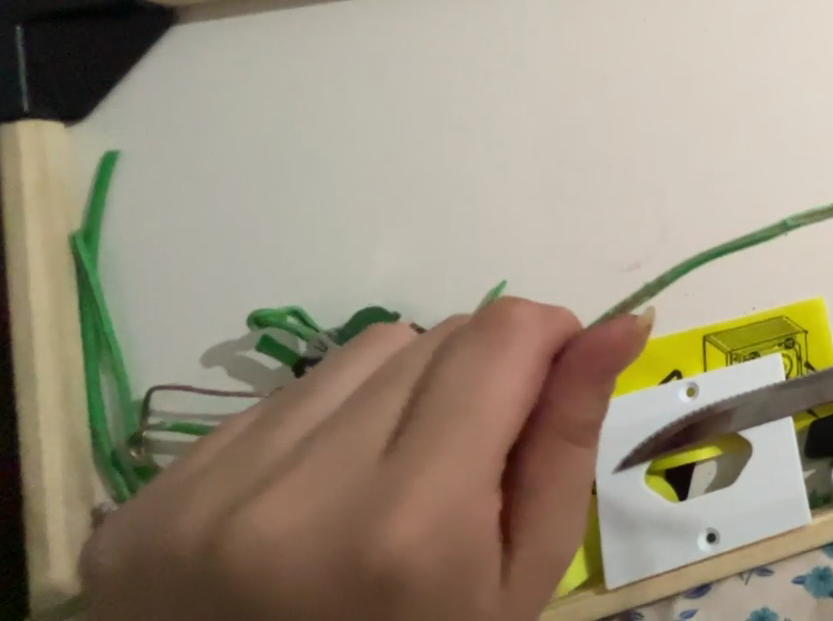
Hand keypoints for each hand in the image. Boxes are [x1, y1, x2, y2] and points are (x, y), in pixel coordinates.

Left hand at [83, 298, 651, 619]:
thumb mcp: (528, 566)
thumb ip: (571, 436)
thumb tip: (625, 323)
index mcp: (411, 519)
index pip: (506, 334)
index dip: (552, 339)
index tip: (553, 388)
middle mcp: (299, 490)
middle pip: (444, 335)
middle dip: (488, 370)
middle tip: (481, 449)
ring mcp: (208, 491)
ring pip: (372, 348)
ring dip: (414, 383)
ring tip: (402, 466)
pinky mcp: (151, 494)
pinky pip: (294, 391)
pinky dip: (339, 416)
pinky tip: (328, 490)